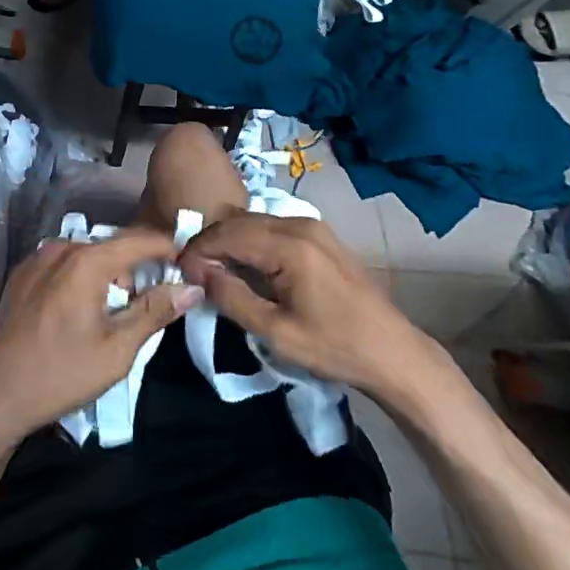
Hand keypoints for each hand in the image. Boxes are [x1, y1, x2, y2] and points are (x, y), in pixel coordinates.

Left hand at [0, 232, 200, 441]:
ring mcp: (37, 259)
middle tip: (156, 294)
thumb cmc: (60, 374)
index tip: (188, 264)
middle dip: (140, 264)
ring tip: (120, 306)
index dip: (169, 249)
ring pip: (90, 253)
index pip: (141, 240)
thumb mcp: (117, 349)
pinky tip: (84, 306)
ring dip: (111, 271)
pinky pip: (66, 263)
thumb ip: (156, 311)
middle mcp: (62, 248)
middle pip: (115, 244)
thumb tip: (192, 287)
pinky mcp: (22, 274)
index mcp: (87, 261)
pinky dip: (85, 275)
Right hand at [180, 214, 437, 395]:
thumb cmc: (333, 345)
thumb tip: (201, 272)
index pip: (229, 233)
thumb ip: (234, 298)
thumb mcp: (276, 331)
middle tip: (193, 272)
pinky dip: (252, 241)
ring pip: (257, 221)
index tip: (181, 272)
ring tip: (213, 271)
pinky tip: (244, 265)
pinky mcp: (320, 235)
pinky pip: (274, 228)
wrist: (389, 348)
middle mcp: (301, 224)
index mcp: (290, 245)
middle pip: (241, 221)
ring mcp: (314, 226)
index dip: (199, 250)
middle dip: (212, 242)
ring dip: (231, 240)